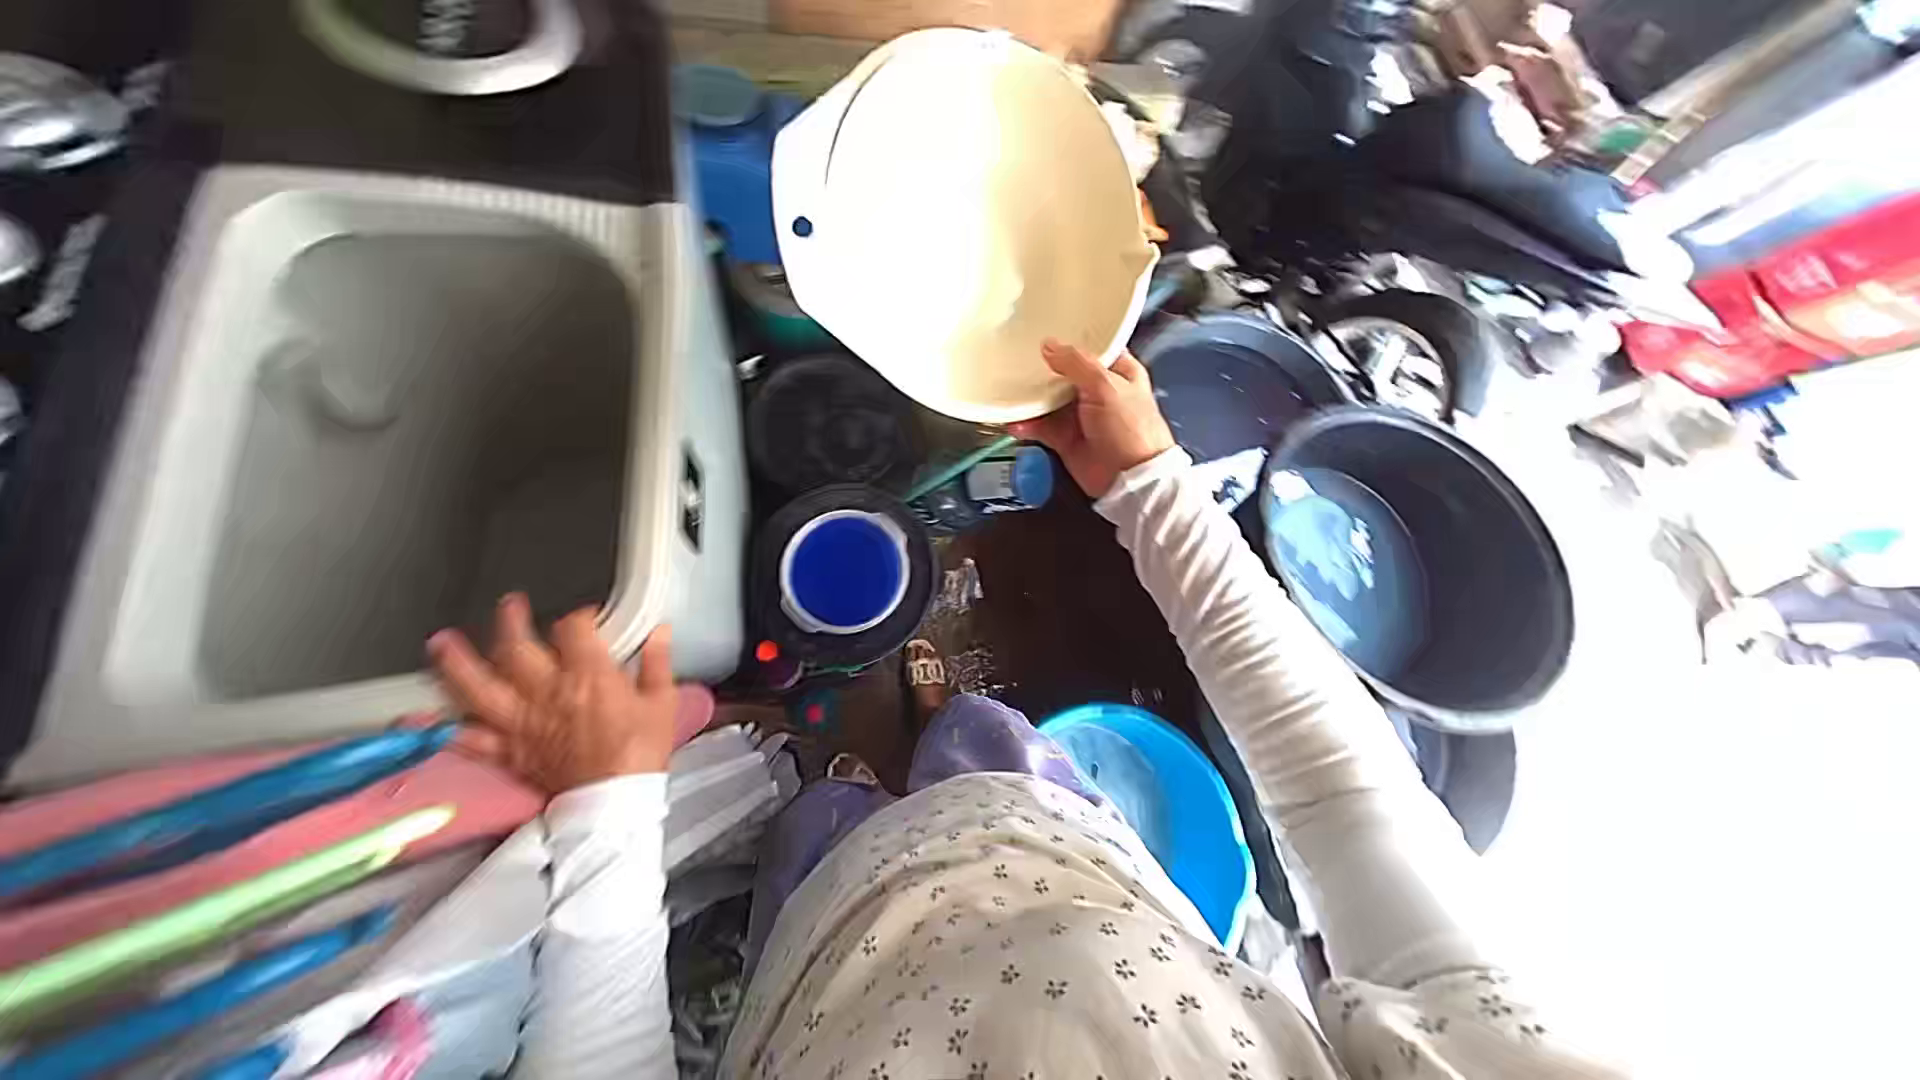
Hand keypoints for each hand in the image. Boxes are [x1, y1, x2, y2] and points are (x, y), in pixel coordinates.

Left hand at [426, 593, 675, 794]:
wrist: (616, 799)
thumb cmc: (642, 749)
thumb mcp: (662, 700)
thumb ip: (657, 661)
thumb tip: (659, 632)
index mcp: (589, 676)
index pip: (574, 630)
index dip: (578, 617)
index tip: (585, 617)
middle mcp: (549, 693)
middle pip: (517, 648)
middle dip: (511, 621)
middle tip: (509, 606)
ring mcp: (524, 722)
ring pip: (480, 687)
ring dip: (458, 662)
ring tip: (442, 641)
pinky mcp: (510, 751)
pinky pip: (468, 740)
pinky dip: (441, 730)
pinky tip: (417, 720)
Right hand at [1009, 340, 1175, 497]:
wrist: (1130, 480)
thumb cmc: (1130, 429)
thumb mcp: (1106, 386)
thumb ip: (1076, 363)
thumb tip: (1049, 346)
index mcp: (1117, 371)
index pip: (1090, 347)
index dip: (1068, 340)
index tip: (1042, 330)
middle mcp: (1097, 391)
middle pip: (1063, 374)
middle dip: (1041, 370)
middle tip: (1016, 359)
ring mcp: (1080, 416)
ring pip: (1048, 401)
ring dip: (1029, 399)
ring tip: (1009, 393)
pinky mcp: (1066, 439)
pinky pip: (1041, 427)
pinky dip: (1027, 424)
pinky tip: (1014, 421)